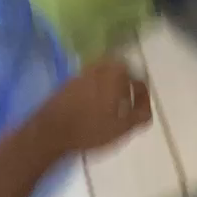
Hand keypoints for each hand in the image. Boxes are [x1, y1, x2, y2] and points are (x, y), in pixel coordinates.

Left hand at [35, 57, 153, 154]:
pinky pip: (90, 83)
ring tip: (111, 111)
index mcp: (117, 71)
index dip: (142, 98)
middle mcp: (101, 64)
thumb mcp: (122, 128)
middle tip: (127, 109)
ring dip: (111, 91)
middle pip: (122, 74)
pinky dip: (96, 93)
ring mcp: (83, 71)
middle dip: (126, 90)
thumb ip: (141, 116)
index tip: (140, 113)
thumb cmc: (89, 129)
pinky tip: (93, 110)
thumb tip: (147, 110)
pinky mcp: (69, 81)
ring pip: (105, 77)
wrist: (49, 132)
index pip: (138, 79)